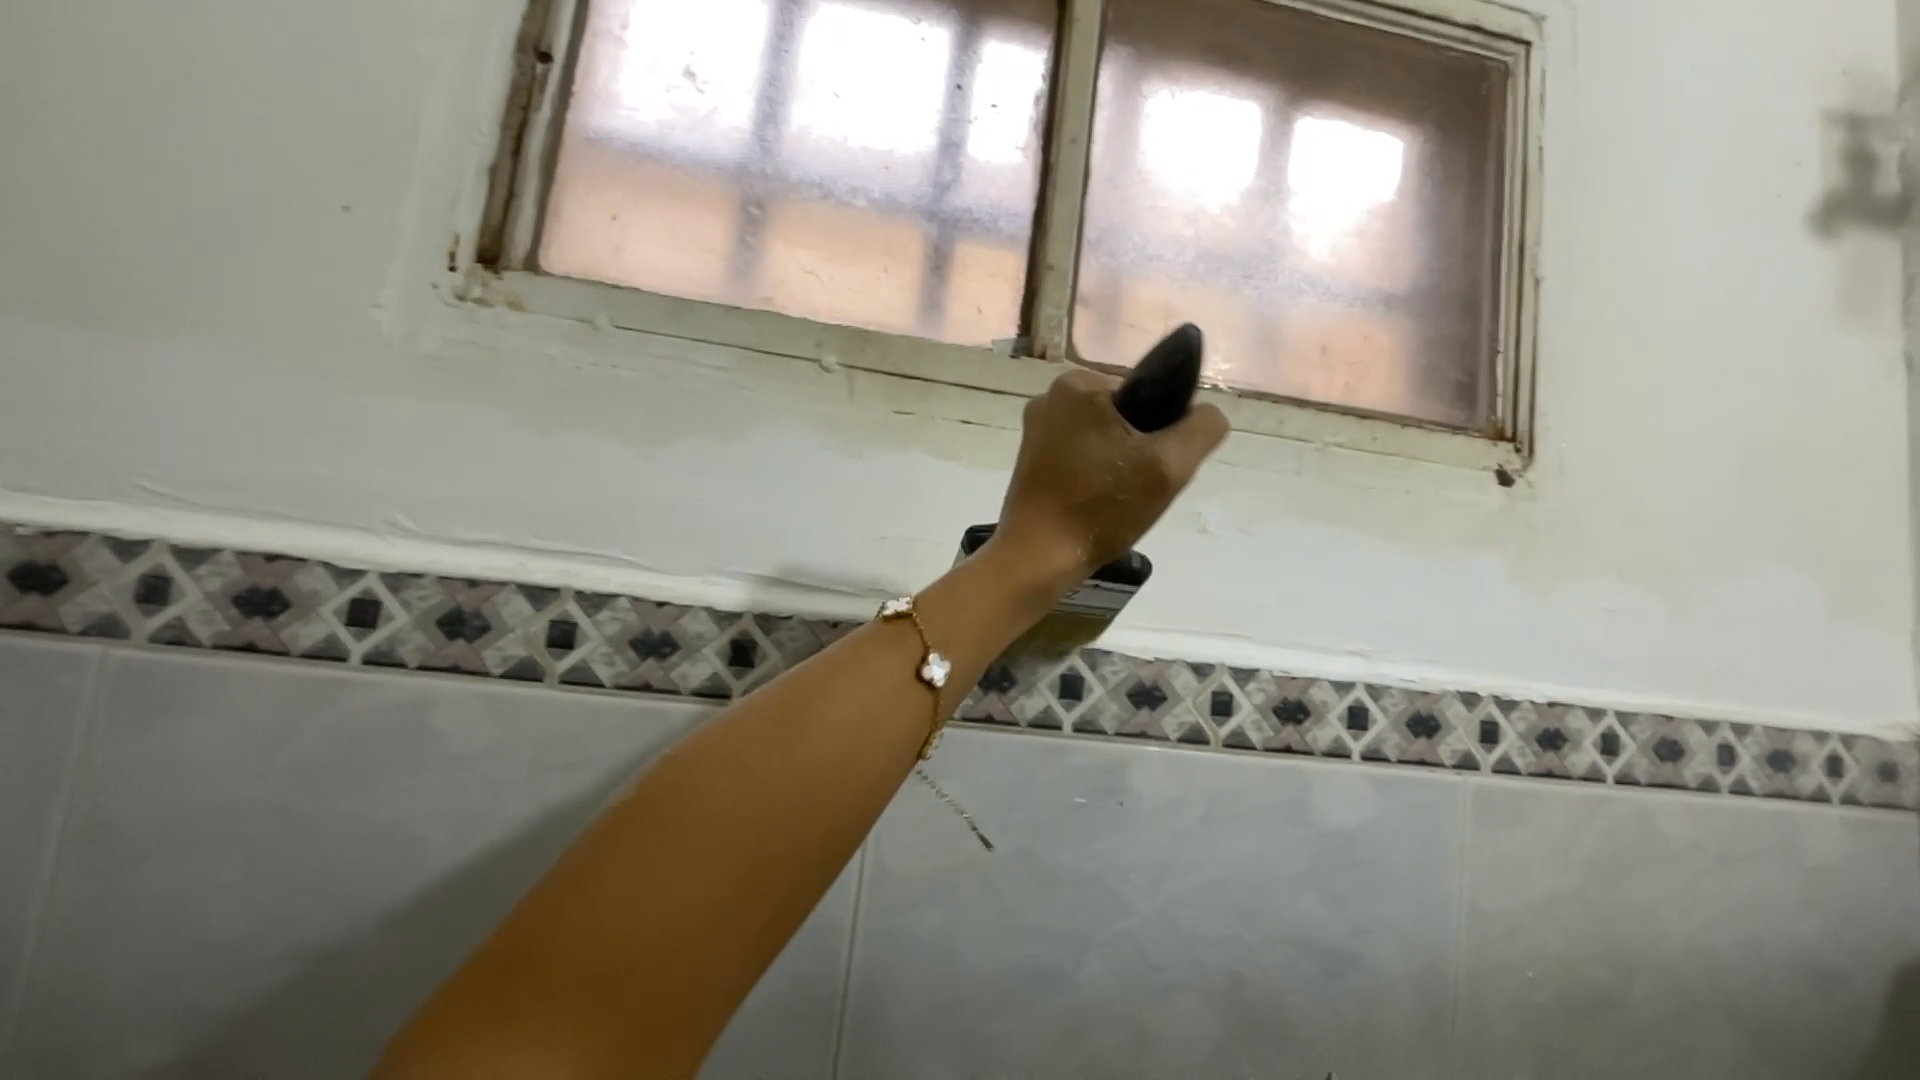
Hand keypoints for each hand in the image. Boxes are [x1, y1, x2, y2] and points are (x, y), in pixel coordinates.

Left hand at [992, 366, 1228, 588]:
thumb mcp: (1168, 466)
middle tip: (1139, 490)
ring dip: (1119, 466)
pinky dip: (1094, 477)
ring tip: (1117, 501)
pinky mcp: (1029, 460)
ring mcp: (1035, 430)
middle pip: (1125, 417)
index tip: (1156, 467)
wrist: (1038, 558)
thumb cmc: (1100, 508)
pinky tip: (1096, 505)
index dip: (1164, 431)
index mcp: (1077, 383)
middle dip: (1140, 450)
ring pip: (1103, 440)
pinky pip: (1080, 458)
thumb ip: (1201, 429)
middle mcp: (1050, 397)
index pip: (1148, 394)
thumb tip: (1207, 414)